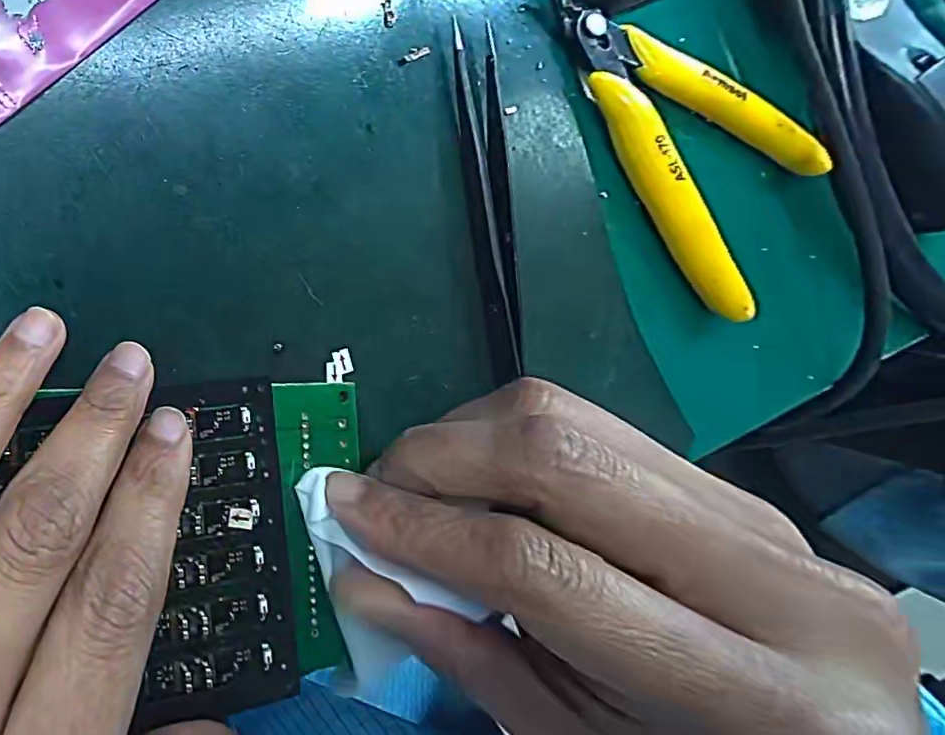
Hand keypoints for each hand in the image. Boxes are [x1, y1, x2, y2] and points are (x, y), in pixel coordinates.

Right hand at [326, 378, 921, 733]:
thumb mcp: (559, 731)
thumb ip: (451, 645)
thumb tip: (350, 568)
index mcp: (753, 695)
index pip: (539, 567)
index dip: (419, 528)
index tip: (340, 506)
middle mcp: (777, 586)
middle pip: (551, 458)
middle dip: (430, 460)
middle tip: (374, 489)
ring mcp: (757, 516)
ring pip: (556, 415)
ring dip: (455, 436)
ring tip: (422, 483)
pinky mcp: (718, 480)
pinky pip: (574, 415)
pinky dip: (492, 431)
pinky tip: (478, 476)